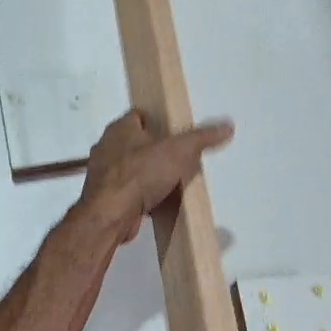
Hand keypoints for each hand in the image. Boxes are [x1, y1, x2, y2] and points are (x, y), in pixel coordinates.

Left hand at [78, 110, 232, 241]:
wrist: (110, 215)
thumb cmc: (140, 174)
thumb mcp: (178, 151)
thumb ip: (201, 138)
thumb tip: (227, 125)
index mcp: (119, 128)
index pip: (139, 115)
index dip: (157, 120)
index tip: (176, 130)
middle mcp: (107, 147)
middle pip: (134, 141)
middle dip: (154, 147)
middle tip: (179, 155)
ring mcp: (103, 173)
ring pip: (130, 166)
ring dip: (147, 172)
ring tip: (171, 178)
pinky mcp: (105, 196)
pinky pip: (127, 189)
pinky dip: (140, 192)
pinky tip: (157, 200)